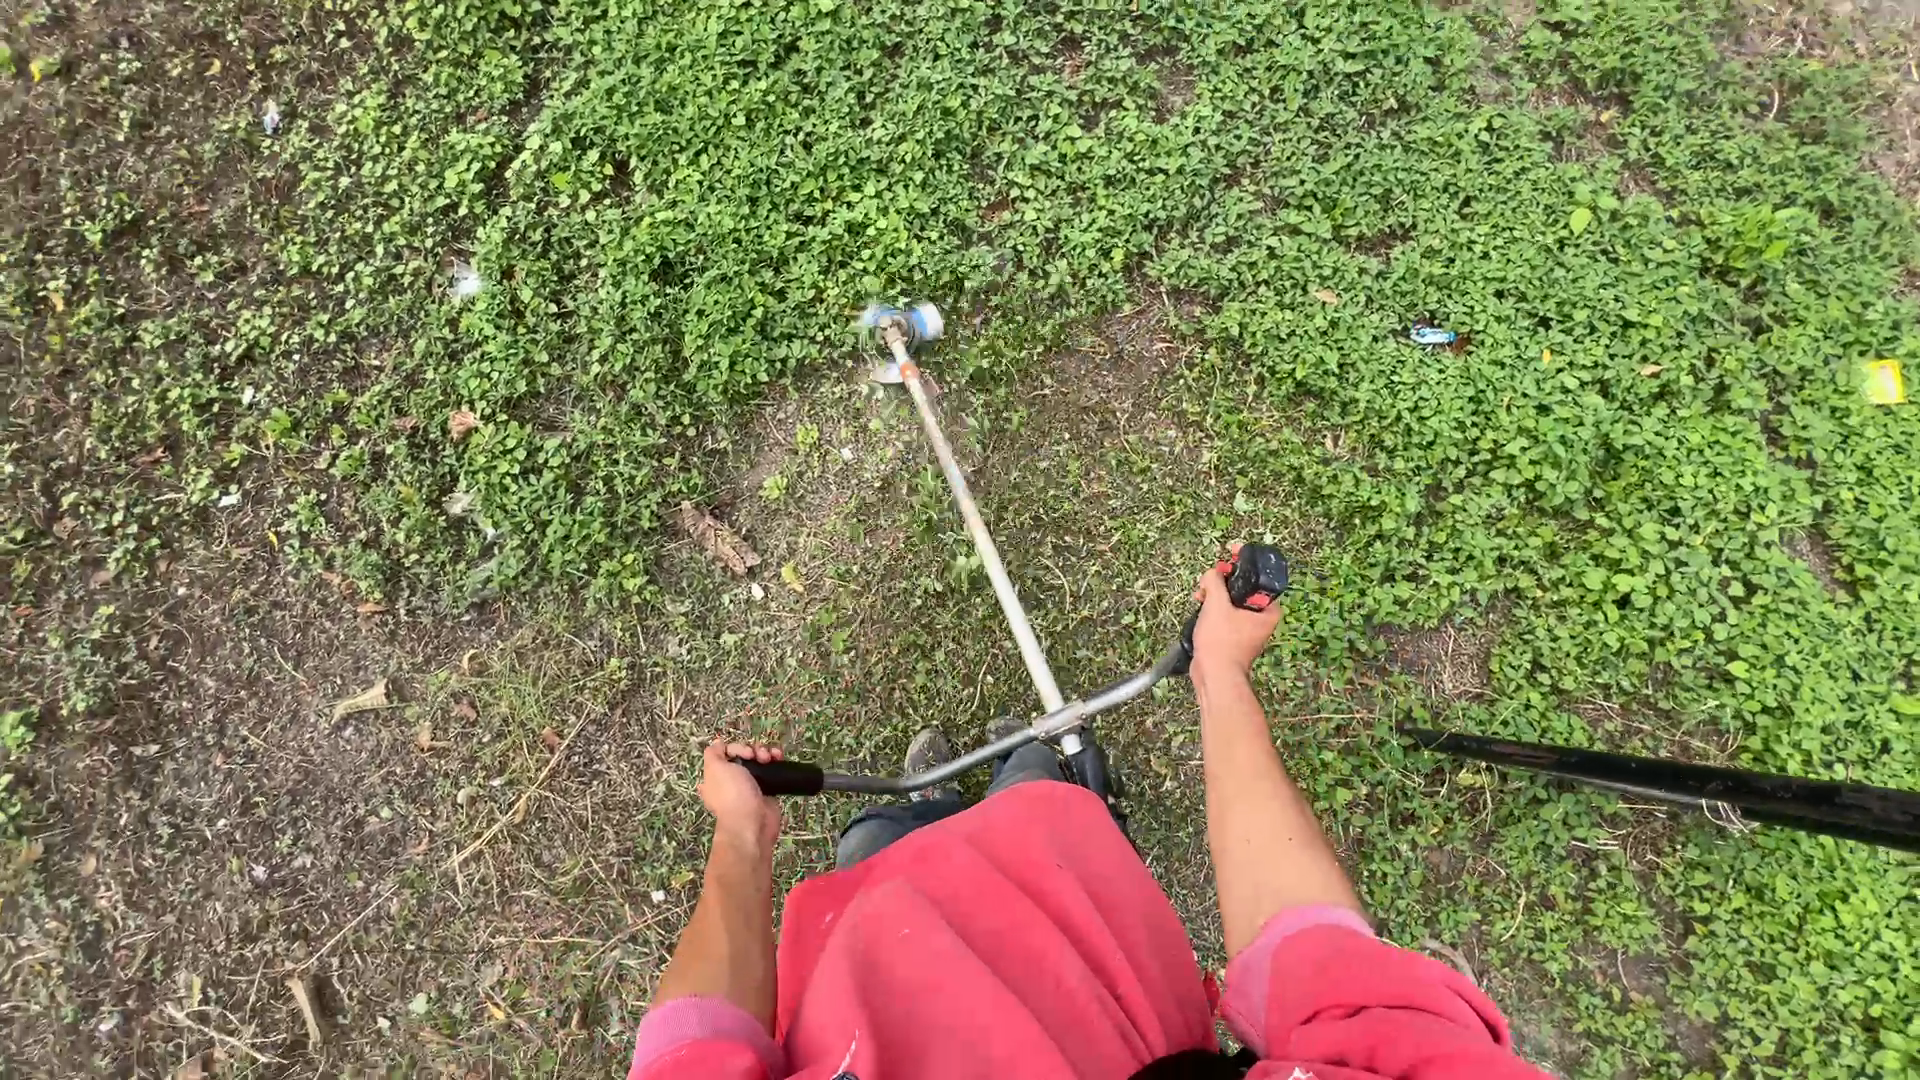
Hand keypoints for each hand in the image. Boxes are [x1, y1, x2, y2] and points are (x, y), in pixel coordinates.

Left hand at [698, 740, 782, 849]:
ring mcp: (750, 785)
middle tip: (759, 757)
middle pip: (744, 755)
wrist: (752, 821)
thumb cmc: (732, 794)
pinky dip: (775, 761)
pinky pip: (770, 769)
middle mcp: (731, 780)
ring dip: (766, 753)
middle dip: (754, 750)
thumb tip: (718, 743)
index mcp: (715, 776)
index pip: (726, 752)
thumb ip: (713, 752)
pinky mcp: (766, 789)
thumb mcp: (715, 768)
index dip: (737, 748)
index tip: (745, 754)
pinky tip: (779, 759)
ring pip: (758, 760)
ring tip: (772, 758)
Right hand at [1189, 543, 1283, 682]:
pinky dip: (1212, 607)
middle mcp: (1261, 618)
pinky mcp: (1233, 635)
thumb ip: (1215, 581)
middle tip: (1210, 577)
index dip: (1244, 561)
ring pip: (1231, 600)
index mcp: (1268, 609)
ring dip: (1214, 593)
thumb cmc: (1222, 641)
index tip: (1231, 551)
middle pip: (1242, 587)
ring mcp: (1247, 628)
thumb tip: (1212, 574)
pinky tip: (1200, 605)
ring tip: (1200, 594)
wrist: (1215, 674)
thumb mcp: (1217, 604)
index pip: (1259, 576)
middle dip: (1223, 579)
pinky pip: (1224, 613)